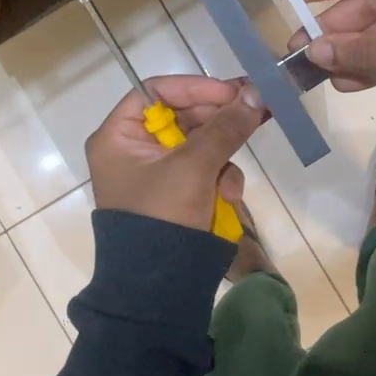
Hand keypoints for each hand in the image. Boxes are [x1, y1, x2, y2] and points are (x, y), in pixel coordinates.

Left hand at [86, 75, 267, 232]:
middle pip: (184, 116)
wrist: (157, 288)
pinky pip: (205, 169)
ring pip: (201, 143)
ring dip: (222, 158)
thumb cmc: (162, 216)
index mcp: (118, 136)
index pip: (157, 91)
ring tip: (230, 185)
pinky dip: (219, 179)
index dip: (196, 87)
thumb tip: (257, 93)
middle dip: (218, 125)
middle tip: (255, 114)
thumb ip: (225, 127)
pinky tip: (227, 199)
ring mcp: (157, 172)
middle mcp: (133, 148)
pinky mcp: (177, 192)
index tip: (232, 92)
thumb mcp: (194, 168)